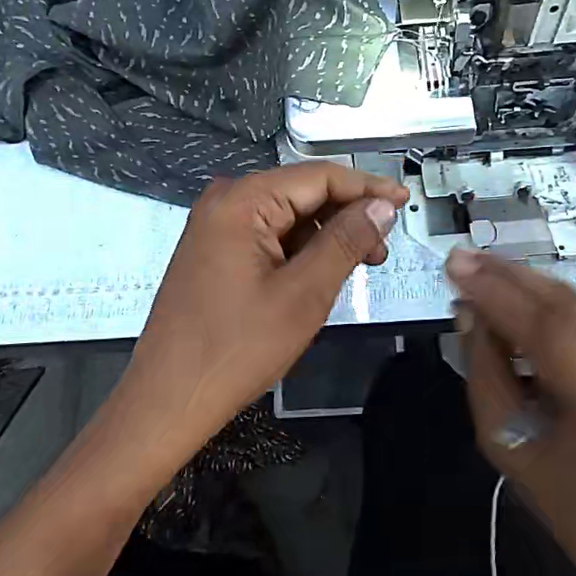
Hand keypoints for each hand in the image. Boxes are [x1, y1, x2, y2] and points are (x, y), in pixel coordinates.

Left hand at [104, 164, 408, 485]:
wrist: (170, 399)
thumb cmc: (237, 348)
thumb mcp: (304, 293)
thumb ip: (346, 241)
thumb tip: (383, 206)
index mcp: (241, 202)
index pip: (319, 176)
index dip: (368, 187)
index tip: (405, 201)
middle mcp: (225, 203)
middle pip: (304, 192)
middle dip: (350, 215)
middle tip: (384, 247)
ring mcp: (217, 228)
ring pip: (291, 216)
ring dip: (330, 235)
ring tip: (361, 264)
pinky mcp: (217, 252)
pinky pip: (272, 236)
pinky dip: (305, 250)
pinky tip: (326, 272)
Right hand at [446, 248, 575, 575]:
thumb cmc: (560, 493)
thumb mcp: (504, 439)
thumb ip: (485, 369)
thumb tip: (470, 308)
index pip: (548, 330)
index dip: (499, 293)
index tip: (458, 268)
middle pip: (570, 308)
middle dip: (511, 279)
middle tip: (467, 261)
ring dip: (532, 287)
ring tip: (486, 271)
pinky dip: (556, 308)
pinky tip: (521, 297)